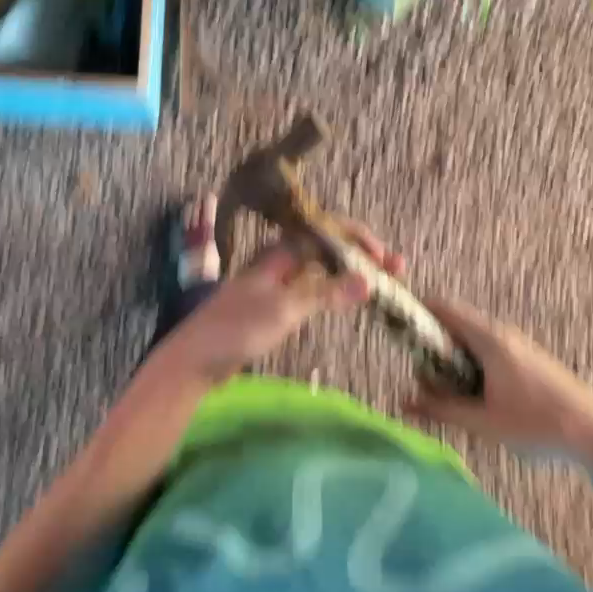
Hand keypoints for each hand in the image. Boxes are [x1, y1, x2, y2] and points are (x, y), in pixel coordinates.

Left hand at [148, 224, 403, 382]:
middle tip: (396, 269)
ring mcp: (276, 283)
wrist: (196, 359)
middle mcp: (279, 262)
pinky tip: (349, 300)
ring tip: (382, 283)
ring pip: (322, 270)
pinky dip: (335, 291)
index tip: (385, 259)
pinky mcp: (274, 306)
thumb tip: (368, 282)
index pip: (327, 232)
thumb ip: (325, 294)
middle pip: (328, 249)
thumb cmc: (235, 329)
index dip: (359, 240)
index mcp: (278, 252)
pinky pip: (313, 289)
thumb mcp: (283, 310)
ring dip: (351, 273)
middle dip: (362, 255)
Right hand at [408, 299, 592, 465]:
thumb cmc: (538, 427)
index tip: (397, 335)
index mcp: (490, 339)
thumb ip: (440, 410)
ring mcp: (519, 347)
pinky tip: (476, 401)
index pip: (442, 307)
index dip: (415, 313)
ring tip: (448, 398)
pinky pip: (489, 353)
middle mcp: (504, 334)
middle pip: (455, 325)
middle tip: (423, 383)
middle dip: (431, 348)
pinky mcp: (529, 362)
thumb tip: (403, 401)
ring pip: (472, 342)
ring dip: (453, 362)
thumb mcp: (482, 422)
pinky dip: (472, 368)